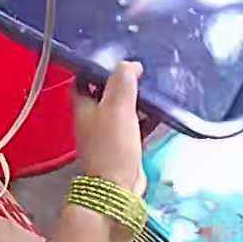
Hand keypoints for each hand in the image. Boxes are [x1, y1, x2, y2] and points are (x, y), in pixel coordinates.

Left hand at [74, 61, 145, 194]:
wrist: (118, 186)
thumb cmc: (113, 144)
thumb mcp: (118, 106)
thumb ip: (123, 81)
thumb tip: (130, 64)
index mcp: (83, 106)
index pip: (83, 78)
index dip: (96, 66)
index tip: (115, 55)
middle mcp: (92, 118)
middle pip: (104, 92)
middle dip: (120, 80)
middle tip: (140, 69)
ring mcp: (107, 133)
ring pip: (121, 108)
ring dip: (135, 98)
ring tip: (153, 84)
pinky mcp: (123, 145)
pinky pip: (134, 124)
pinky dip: (145, 116)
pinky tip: (160, 109)